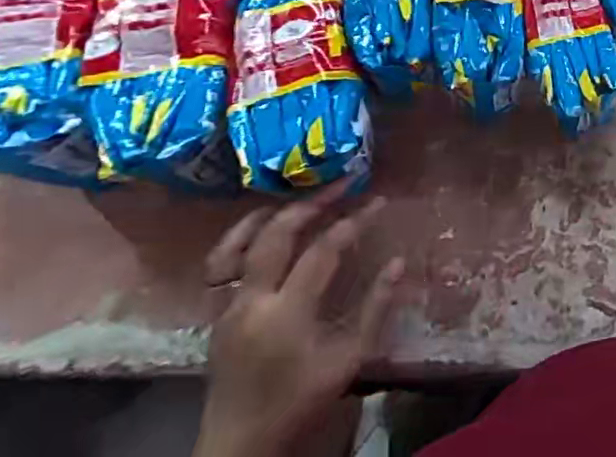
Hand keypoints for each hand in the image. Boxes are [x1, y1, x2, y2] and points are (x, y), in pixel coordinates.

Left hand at [193, 181, 401, 456]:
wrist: (240, 446)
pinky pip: (223, 264)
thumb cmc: (301, 402)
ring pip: (239, 244)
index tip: (378, 202)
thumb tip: (398, 262)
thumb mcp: (349, 358)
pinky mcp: (216, 313)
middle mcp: (250, 302)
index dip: (354, 221)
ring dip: (272, 213)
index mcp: (286, 314)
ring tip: (300, 195)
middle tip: (343, 184)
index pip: (323, 250)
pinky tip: (266, 226)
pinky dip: (244, 237)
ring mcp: (227, 306)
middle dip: (313, 202)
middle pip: (277, 234)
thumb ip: (375, 307)